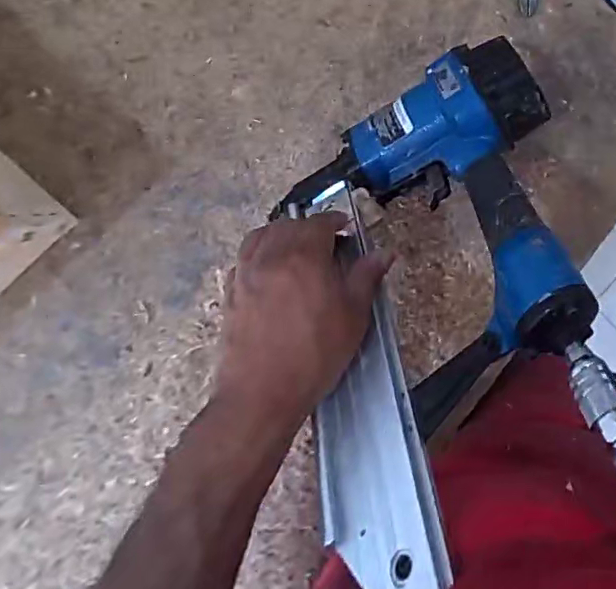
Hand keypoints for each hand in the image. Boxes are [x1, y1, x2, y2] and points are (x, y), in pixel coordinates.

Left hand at [215, 213, 394, 420]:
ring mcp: (246, 274)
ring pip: (260, 236)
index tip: (346, 228)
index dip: (335, 221)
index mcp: (304, 255)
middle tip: (326, 241)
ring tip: (295, 248)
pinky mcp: (231, 295)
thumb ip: (366, 276)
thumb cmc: (314, 353)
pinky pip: (243, 259)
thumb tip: (384, 253)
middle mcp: (271, 256)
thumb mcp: (353, 315)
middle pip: (288, 225)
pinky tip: (269, 271)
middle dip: (309, 227)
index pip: (319, 222)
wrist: (261, 395)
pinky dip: (258, 254)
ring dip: (280, 234)